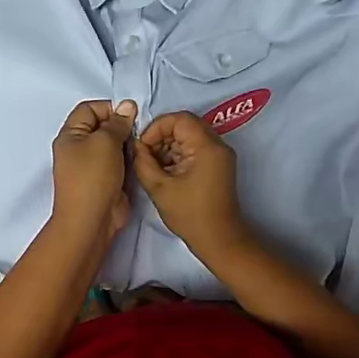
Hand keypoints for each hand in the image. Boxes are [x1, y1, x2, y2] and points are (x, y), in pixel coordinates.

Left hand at [50, 99, 137, 242]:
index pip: (89, 109)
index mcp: (70, 135)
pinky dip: (130, 158)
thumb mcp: (105, 142)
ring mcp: (93, 165)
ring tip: (142, 144)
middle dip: (122, 125)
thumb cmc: (93, 177)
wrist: (92, 219)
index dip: (109, 108)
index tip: (130, 114)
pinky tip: (142, 158)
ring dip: (128, 143)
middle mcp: (79, 148)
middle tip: (140, 129)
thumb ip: (117, 122)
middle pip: (103, 126)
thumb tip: (127, 107)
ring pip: (114, 145)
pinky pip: (120, 162)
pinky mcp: (107, 179)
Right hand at [132, 111, 248, 262]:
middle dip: (161, 136)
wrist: (218, 238)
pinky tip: (166, 172)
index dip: (157, 128)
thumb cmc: (189, 214)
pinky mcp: (218, 165)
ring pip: (190, 136)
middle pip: (186, 124)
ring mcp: (220, 155)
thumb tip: (138, 147)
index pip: (180, 119)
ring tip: (154, 166)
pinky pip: (195, 148)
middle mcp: (218, 145)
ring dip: (169, 146)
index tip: (144, 146)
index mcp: (207, 147)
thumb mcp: (159, 188)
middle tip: (146, 155)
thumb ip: (143, 162)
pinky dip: (178, 154)